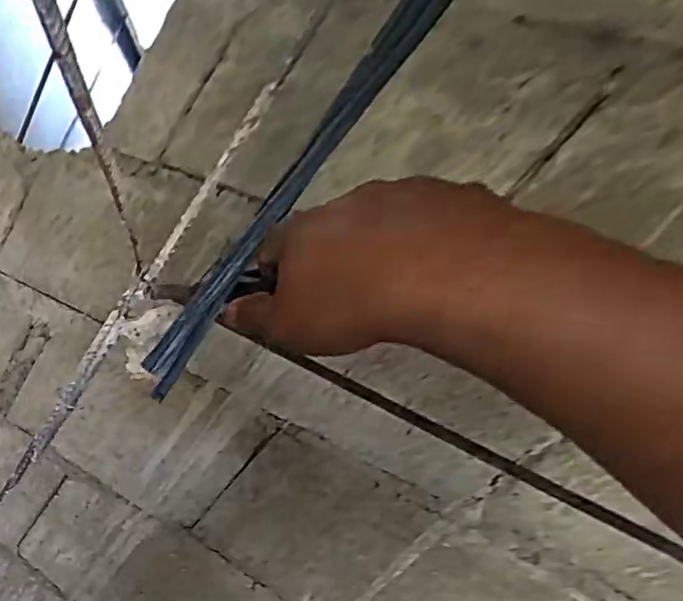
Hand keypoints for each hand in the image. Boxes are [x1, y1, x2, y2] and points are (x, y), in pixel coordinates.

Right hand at [218, 177, 538, 355]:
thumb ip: (255, 317)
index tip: (283, 302)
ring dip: (373, 249)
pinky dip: (419, 244)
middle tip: (336, 300)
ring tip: (387, 290)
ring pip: (375, 223)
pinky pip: (425, 222)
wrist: (453, 277)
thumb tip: (229, 309)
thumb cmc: (351, 306)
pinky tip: (427, 276)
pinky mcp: (454, 195)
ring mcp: (403, 192)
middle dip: (325, 260)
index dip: (270, 277)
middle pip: (324, 232)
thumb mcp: (288, 326)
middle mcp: (346, 202)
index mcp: (300, 230)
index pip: (268, 249)